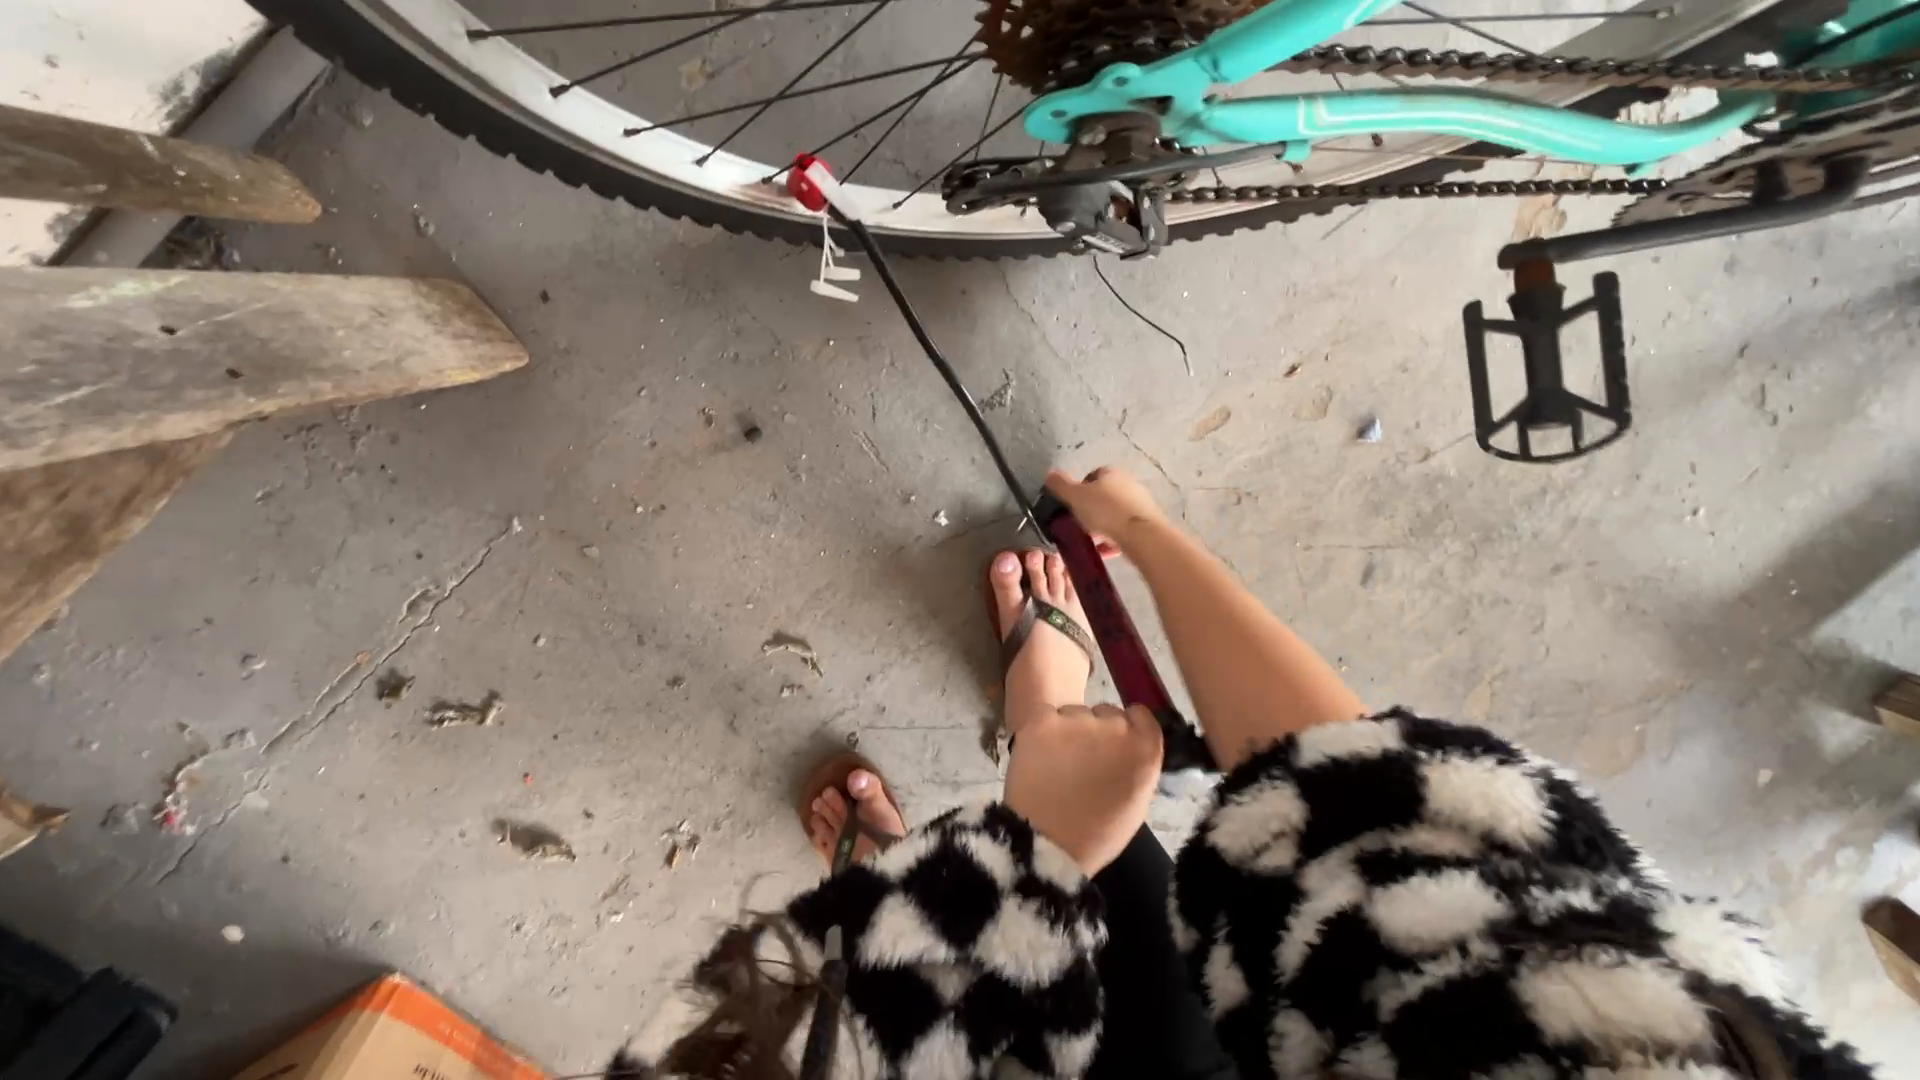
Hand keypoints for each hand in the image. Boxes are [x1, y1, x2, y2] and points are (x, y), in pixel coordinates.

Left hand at [1004, 703, 1162, 874]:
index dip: (1127, 726)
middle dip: (1096, 729)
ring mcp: (1077, 720)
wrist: (1048, 845)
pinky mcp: (1042, 720)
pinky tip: (1037, 756)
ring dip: (1067, 729)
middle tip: (1082, 758)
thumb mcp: (1137, 801)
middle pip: (1106, 712)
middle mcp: (1115, 727)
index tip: (1115, 741)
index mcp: (1145, 749)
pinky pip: (1045, 715)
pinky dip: (1041, 731)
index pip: (1141, 716)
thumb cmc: (1098, 834)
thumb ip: (1136, 764)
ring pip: (1073, 712)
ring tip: (1056, 762)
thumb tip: (1127, 747)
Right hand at [1044, 467, 1170, 548]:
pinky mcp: (1147, 523)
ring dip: (1103, 525)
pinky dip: (1113, 539)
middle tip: (1080, 523)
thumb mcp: (1075, 497)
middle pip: (1105, 495)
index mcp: (1111, 473)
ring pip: (1115, 514)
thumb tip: (1049, 473)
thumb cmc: (1105, 511)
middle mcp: (1128, 484)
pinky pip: (1125, 530)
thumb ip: (1060, 485)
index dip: (1080, 490)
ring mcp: (1140, 504)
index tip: (1072, 505)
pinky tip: (1104, 551)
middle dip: (1092, 509)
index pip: (1092, 476)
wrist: (1141, 535)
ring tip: (1091, 539)